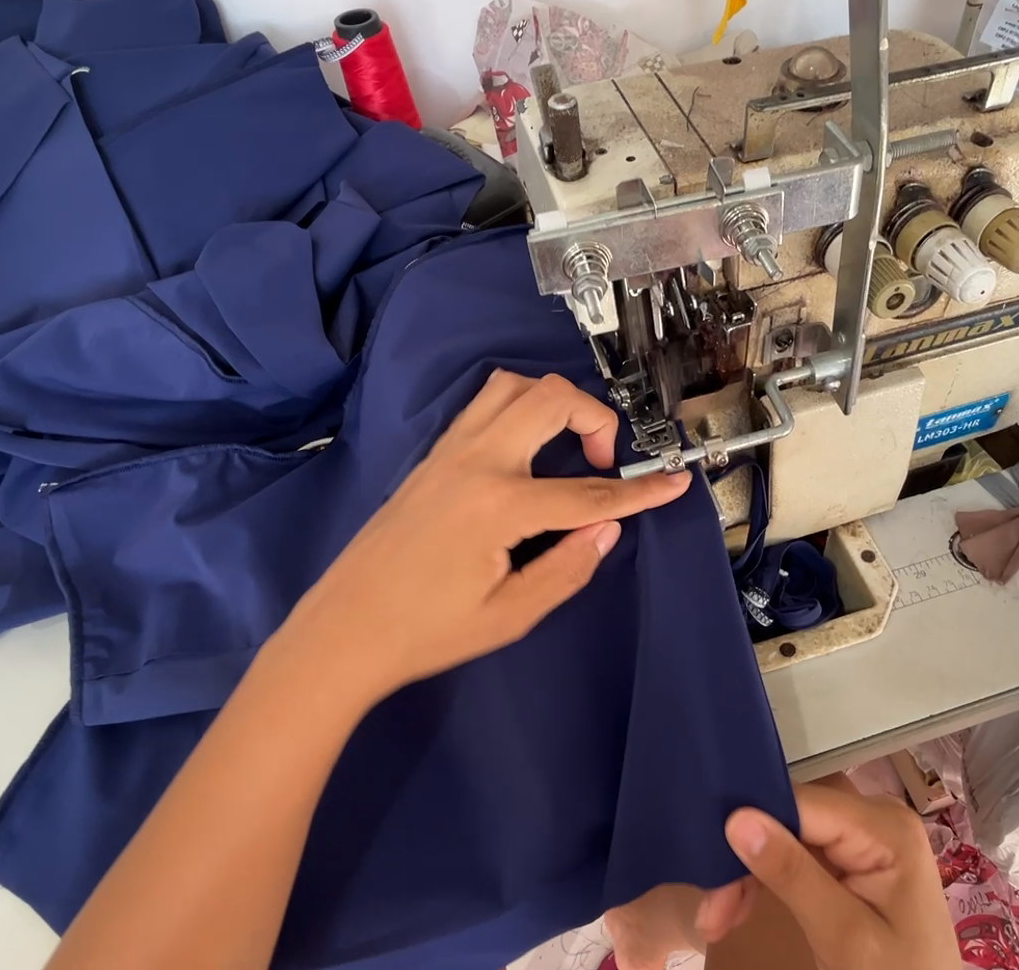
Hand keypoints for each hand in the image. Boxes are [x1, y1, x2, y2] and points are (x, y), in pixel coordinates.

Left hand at [281, 370, 690, 700]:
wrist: (342, 631)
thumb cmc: (426, 632)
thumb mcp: (510, 615)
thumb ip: (568, 567)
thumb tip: (607, 526)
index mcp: (499, 504)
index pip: (588, 493)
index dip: (640, 491)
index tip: (676, 482)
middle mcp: (475, 461)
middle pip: (551, 399)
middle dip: (595, 420)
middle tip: (602, 464)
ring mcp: (447, 451)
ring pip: (512, 386)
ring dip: (553, 403)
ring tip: (566, 448)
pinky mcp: (431, 456)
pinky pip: (483, 406)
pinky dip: (519, 410)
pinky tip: (525, 451)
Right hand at [723, 783, 957, 969]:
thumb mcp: (845, 939)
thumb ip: (792, 875)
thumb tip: (736, 818)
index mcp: (883, 826)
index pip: (799, 804)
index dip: (751, 827)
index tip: (710, 869)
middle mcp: (873, 816)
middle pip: (788, 818)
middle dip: (745, 860)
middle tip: (711, 913)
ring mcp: (861, 837)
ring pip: (784, 835)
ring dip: (747, 875)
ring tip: (717, 920)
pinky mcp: (849, 858)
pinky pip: (795, 854)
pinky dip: (766, 881)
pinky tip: (739, 909)